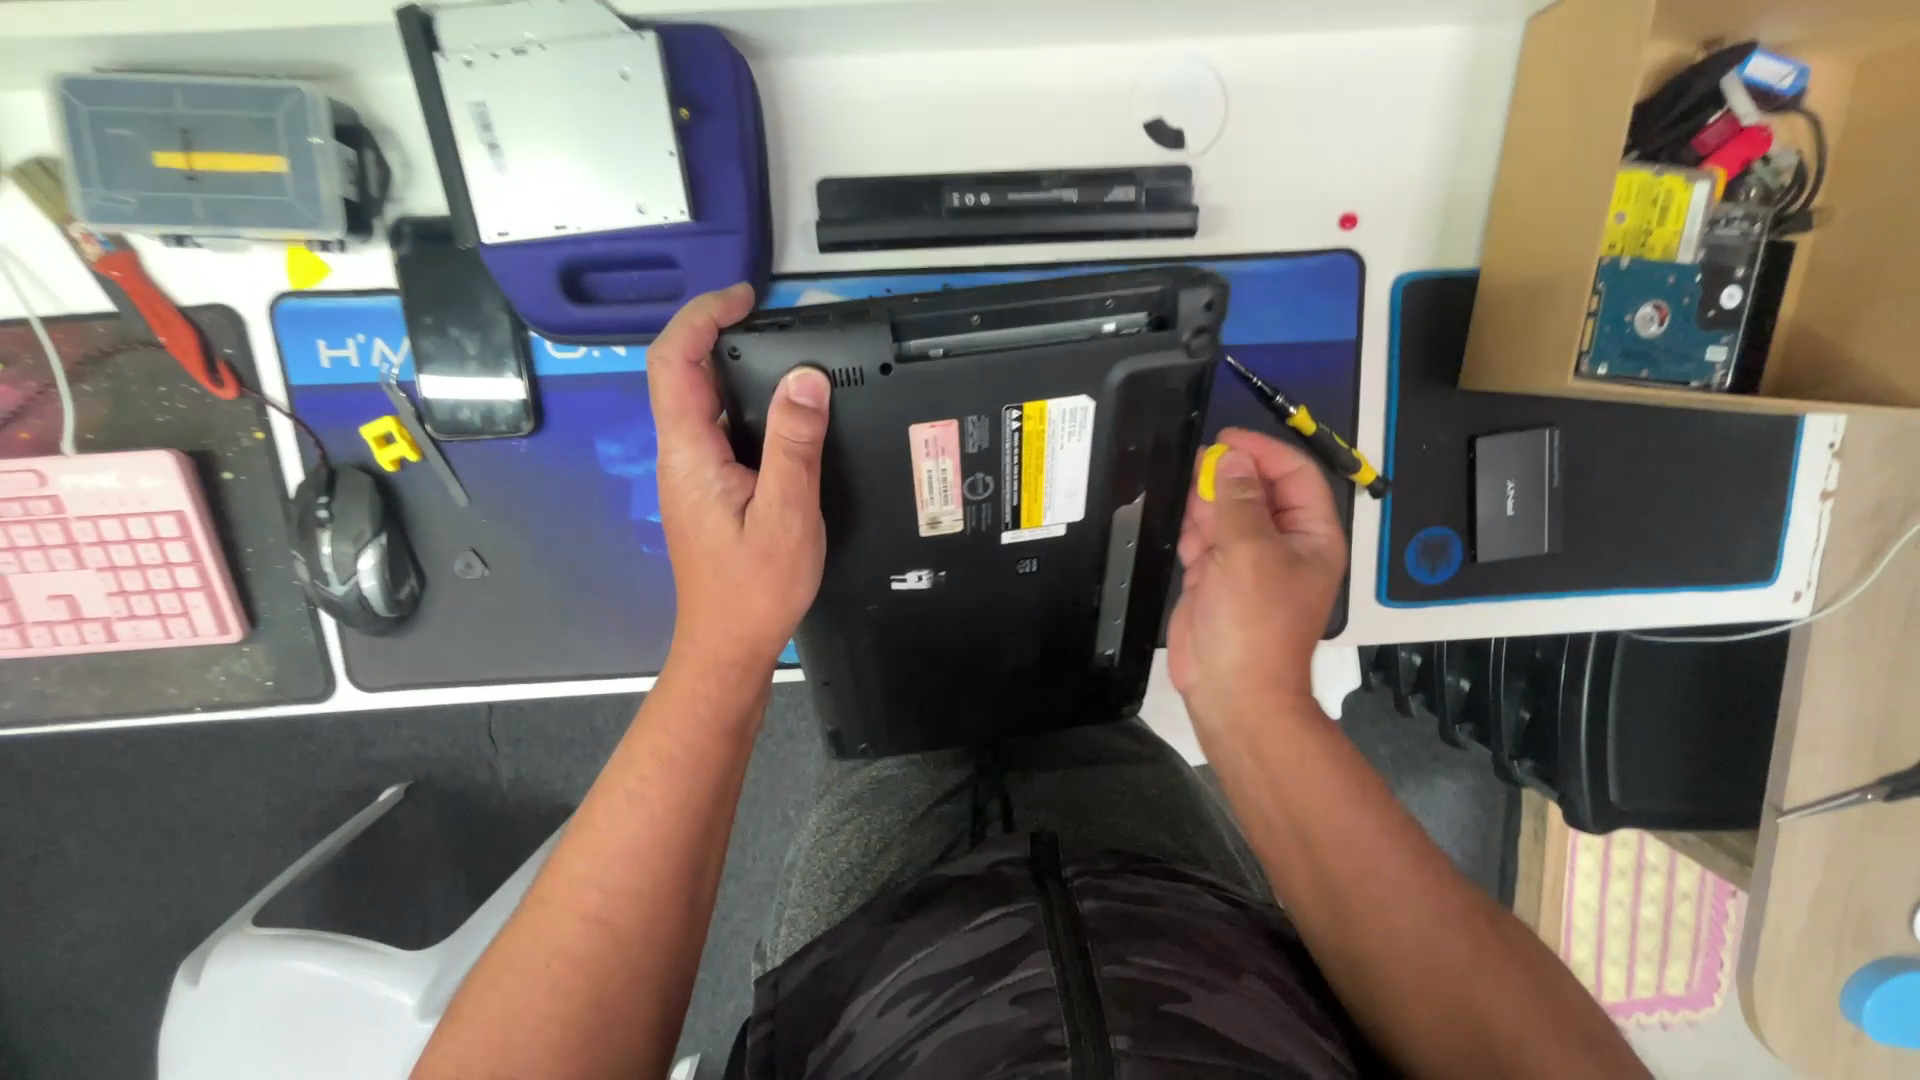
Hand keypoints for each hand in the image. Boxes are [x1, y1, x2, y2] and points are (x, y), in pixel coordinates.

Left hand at [647, 284, 832, 676]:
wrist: (729, 642)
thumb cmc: (753, 588)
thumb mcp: (786, 514)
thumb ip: (795, 445)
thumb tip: (806, 379)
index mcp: (690, 454)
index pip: (675, 362)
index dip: (702, 317)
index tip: (744, 299)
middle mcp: (681, 456)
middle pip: (682, 374)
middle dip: (718, 333)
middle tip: (770, 321)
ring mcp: (691, 474)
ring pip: (702, 402)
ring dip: (733, 369)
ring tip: (784, 358)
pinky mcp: (707, 489)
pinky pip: (720, 429)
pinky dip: (746, 403)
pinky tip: (783, 413)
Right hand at [1166, 427, 1346, 729]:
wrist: (1232, 689)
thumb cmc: (1254, 622)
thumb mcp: (1250, 552)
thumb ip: (1238, 501)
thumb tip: (1231, 458)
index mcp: (1311, 536)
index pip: (1295, 477)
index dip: (1264, 452)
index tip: (1227, 439)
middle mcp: (1282, 544)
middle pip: (1258, 491)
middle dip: (1230, 476)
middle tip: (1198, 465)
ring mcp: (1246, 561)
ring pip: (1227, 512)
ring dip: (1206, 501)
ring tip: (1186, 492)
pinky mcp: (1215, 577)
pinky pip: (1204, 538)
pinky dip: (1191, 528)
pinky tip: (1180, 520)